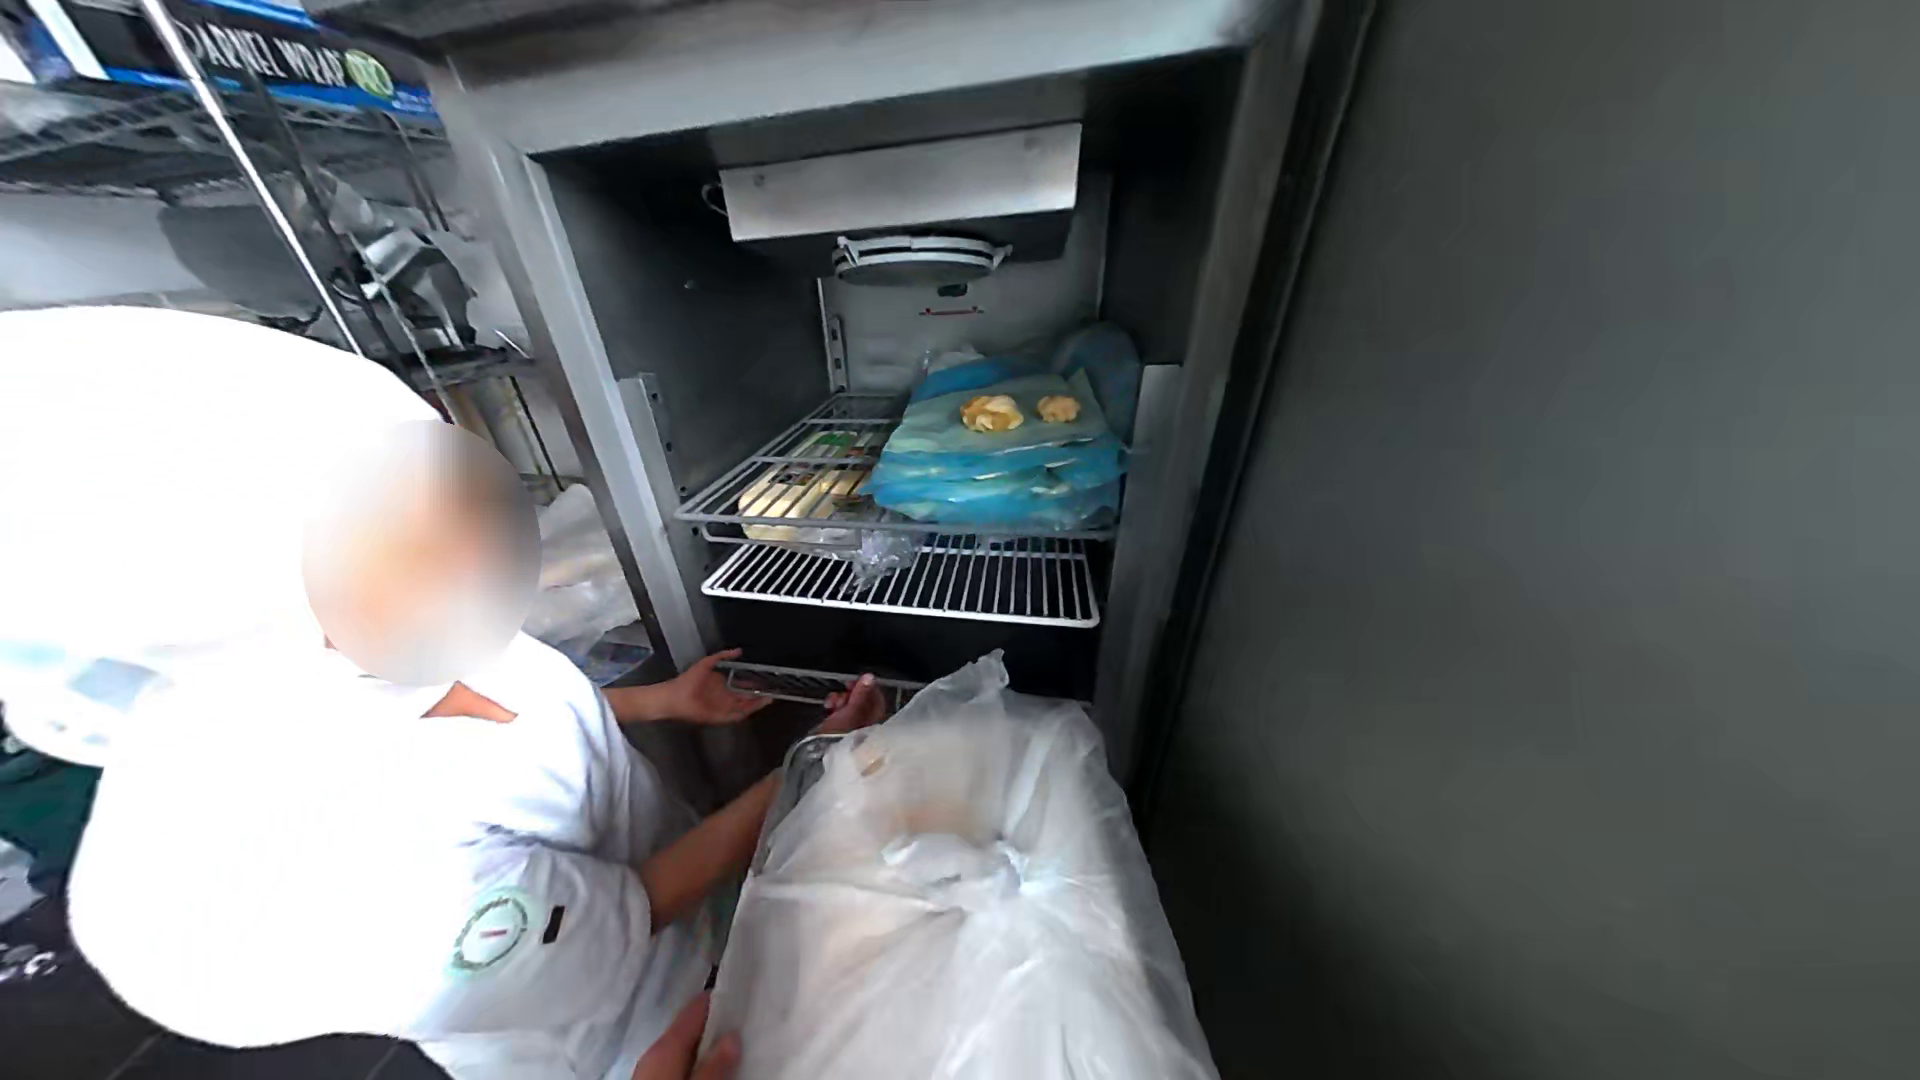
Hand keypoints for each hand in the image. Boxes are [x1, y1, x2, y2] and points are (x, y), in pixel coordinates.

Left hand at [635, 992, 738, 1079]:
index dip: (722, 997)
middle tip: (744, 1025)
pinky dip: (694, 1061)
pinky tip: (708, 1069)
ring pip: (685, 1047)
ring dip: (706, 1046)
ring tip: (732, 1048)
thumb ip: (714, 1063)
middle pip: (691, 1026)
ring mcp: (649, 1069)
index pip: (698, 1004)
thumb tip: (733, 1035)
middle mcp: (655, 1049)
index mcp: (665, 1043)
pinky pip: (677, 1063)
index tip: (744, 997)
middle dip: (716, 1025)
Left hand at [654, 649, 772, 725]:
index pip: (743, 684)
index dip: (755, 682)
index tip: (767, 678)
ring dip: (757, 703)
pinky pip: (736, 716)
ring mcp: (724, 707)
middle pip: (747, 696)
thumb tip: (740, 650)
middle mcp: (726, 696)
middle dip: (760, 694)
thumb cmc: (689, 679)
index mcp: (723, 685)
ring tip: (770, 698)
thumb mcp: (707, 663)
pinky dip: (746, 712)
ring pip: (745, 706)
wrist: (675, 696)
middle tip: (774, 689)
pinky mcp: (720, 717)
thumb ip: (723, 656)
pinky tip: (756, 706)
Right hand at [817, 673, 888, 734]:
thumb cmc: (838, 737)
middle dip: (853, 693)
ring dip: (842, 699)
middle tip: (845, 689)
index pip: (878, 700)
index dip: (869, 688)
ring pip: (851, 708)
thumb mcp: (851, 713)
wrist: (817, 762)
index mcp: (876, 725)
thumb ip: (861, 695)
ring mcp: (853, 732)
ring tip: (832, 702)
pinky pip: (841, 715)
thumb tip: (870, 677)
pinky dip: (835, 708)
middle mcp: (868, 729)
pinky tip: (828, 707)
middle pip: (864, 703)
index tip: (858, 680)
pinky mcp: (839, 735)